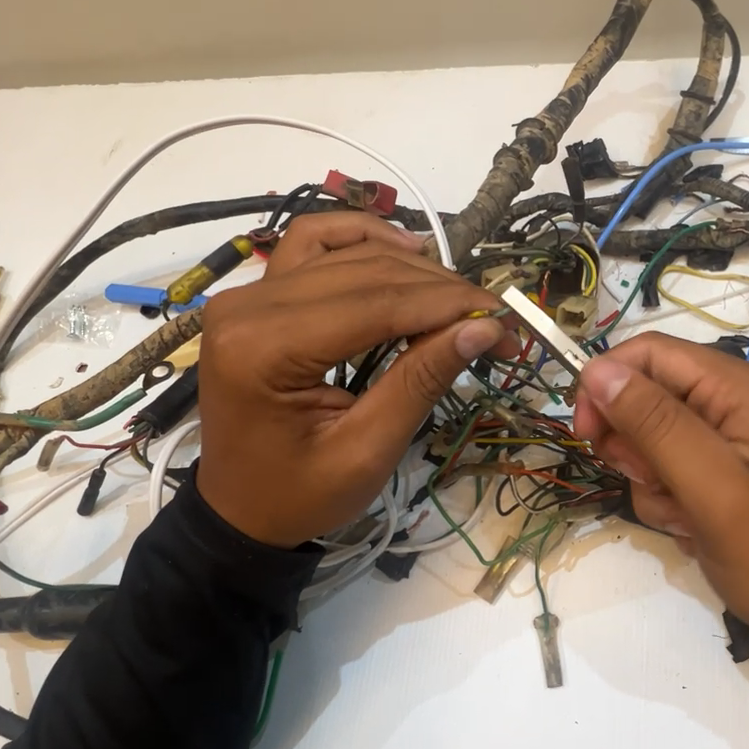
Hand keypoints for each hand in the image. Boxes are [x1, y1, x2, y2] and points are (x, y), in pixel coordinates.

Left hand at [197, 213, 513, 546]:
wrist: (240, 510)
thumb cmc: (300, 495)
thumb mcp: (367, 451)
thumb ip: (420, 381)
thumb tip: (483, 327)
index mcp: (265, 349)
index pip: (377, 303)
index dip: (450, 306)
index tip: (508, 322)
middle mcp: (249, 305)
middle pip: (368, 271)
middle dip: (443, 292)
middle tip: (498, 324)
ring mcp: (249, 294)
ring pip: (350, 253)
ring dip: (416, 270)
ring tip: (464, 303)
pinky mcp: (258, 295)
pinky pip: (314, 243)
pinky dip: (363, 238)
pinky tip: (407, 248)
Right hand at [572, 333, 748, 653]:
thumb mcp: (715, 492)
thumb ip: (657, 426)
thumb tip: (599, 370)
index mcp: (743, 389)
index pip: (652, 353)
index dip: (608, 385)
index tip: (587, 436)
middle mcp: (740, 400)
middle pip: (651, 394)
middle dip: (635, 443)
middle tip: (651, 485)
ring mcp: (738, 436)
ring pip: (656, 437)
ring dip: (653, 479)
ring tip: (685, 517)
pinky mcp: (732, 468)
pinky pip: (676, 467)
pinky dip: (672, 498)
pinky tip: (695, 527)